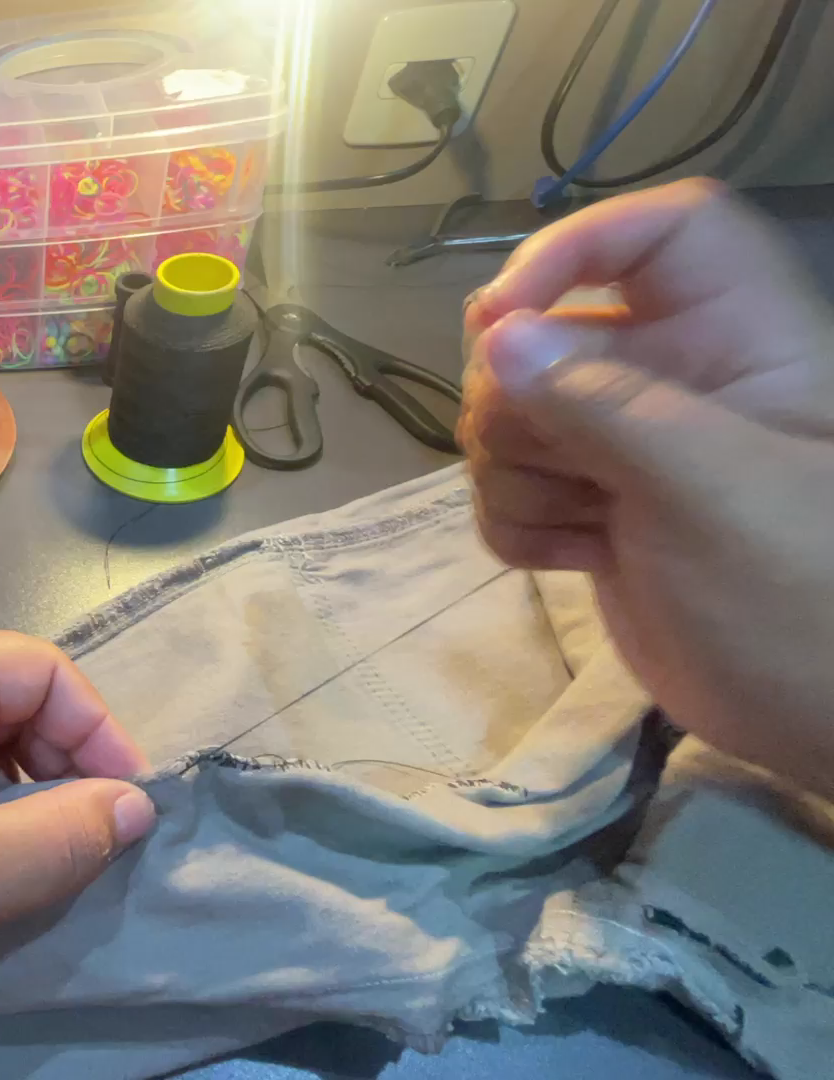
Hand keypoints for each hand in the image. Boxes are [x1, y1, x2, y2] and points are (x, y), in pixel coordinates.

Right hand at [461, 178, 833, 790]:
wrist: (824, 723)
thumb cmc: (811, 604)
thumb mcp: (714, 493)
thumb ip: (603, 404)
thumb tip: (497, 334)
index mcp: (740, 344)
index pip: (658, 234)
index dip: (570, 253)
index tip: (499, 323)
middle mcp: (672, 379)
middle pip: (539, 342)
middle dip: (519, 414)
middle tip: (575, 474)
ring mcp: (621, 445)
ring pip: (504, 422)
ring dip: (517, 482)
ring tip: (591, 530)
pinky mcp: (586, 502)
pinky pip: (501, 486)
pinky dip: (516, 525)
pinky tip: (575, 557)